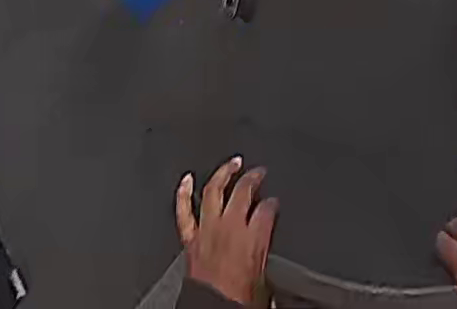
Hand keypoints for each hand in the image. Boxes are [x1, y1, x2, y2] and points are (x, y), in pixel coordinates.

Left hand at [176, 156, 278, 306]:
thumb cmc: (237, 304)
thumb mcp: (264, 282)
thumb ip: (266, 256)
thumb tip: (272, 257)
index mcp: (253, 238)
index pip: (268, 207)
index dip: (273, 202)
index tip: (273, 201)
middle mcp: (230, 228)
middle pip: (244, 190)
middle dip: (255, 177)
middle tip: (260, 172)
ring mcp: (208, 230)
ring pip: (214, 190)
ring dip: (224, 172)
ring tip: (233, 162)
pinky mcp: (190, 240)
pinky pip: (184, 211)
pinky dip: (183, 193)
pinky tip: (186, 179)